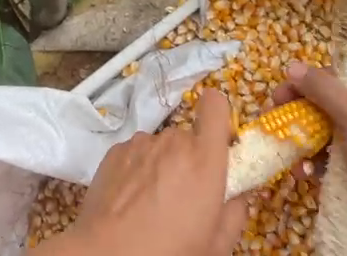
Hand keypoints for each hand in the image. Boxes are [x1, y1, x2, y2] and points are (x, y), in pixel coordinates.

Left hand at [39, 88, 248, 255]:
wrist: (108, 255)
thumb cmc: (171, 251)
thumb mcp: (218, 244)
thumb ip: (235, 210)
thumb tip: (238, 191)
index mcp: (204, 158)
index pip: (216, 105)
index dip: (218, 118)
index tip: (218, 144)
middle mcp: (172, 140)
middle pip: (188, 137)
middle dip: (189, 160)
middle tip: (183, 196)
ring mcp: (141, 142)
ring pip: (161, 146)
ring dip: (162, 165)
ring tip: (152, 202)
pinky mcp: (115, 150)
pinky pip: (136, 153)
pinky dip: (138, 170)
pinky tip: (130, 200)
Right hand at [277, 62, 346, 255]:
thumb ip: (324, 88)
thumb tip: (293, 66)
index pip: (339, 75)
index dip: (307, 83)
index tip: (278, 97)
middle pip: (334, 106)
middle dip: (304, 117)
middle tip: (278, 127)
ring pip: (335, 139)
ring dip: (310, 147)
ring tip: (295, 163)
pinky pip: (342, 167)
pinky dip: (323, 170)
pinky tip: (310, 179)